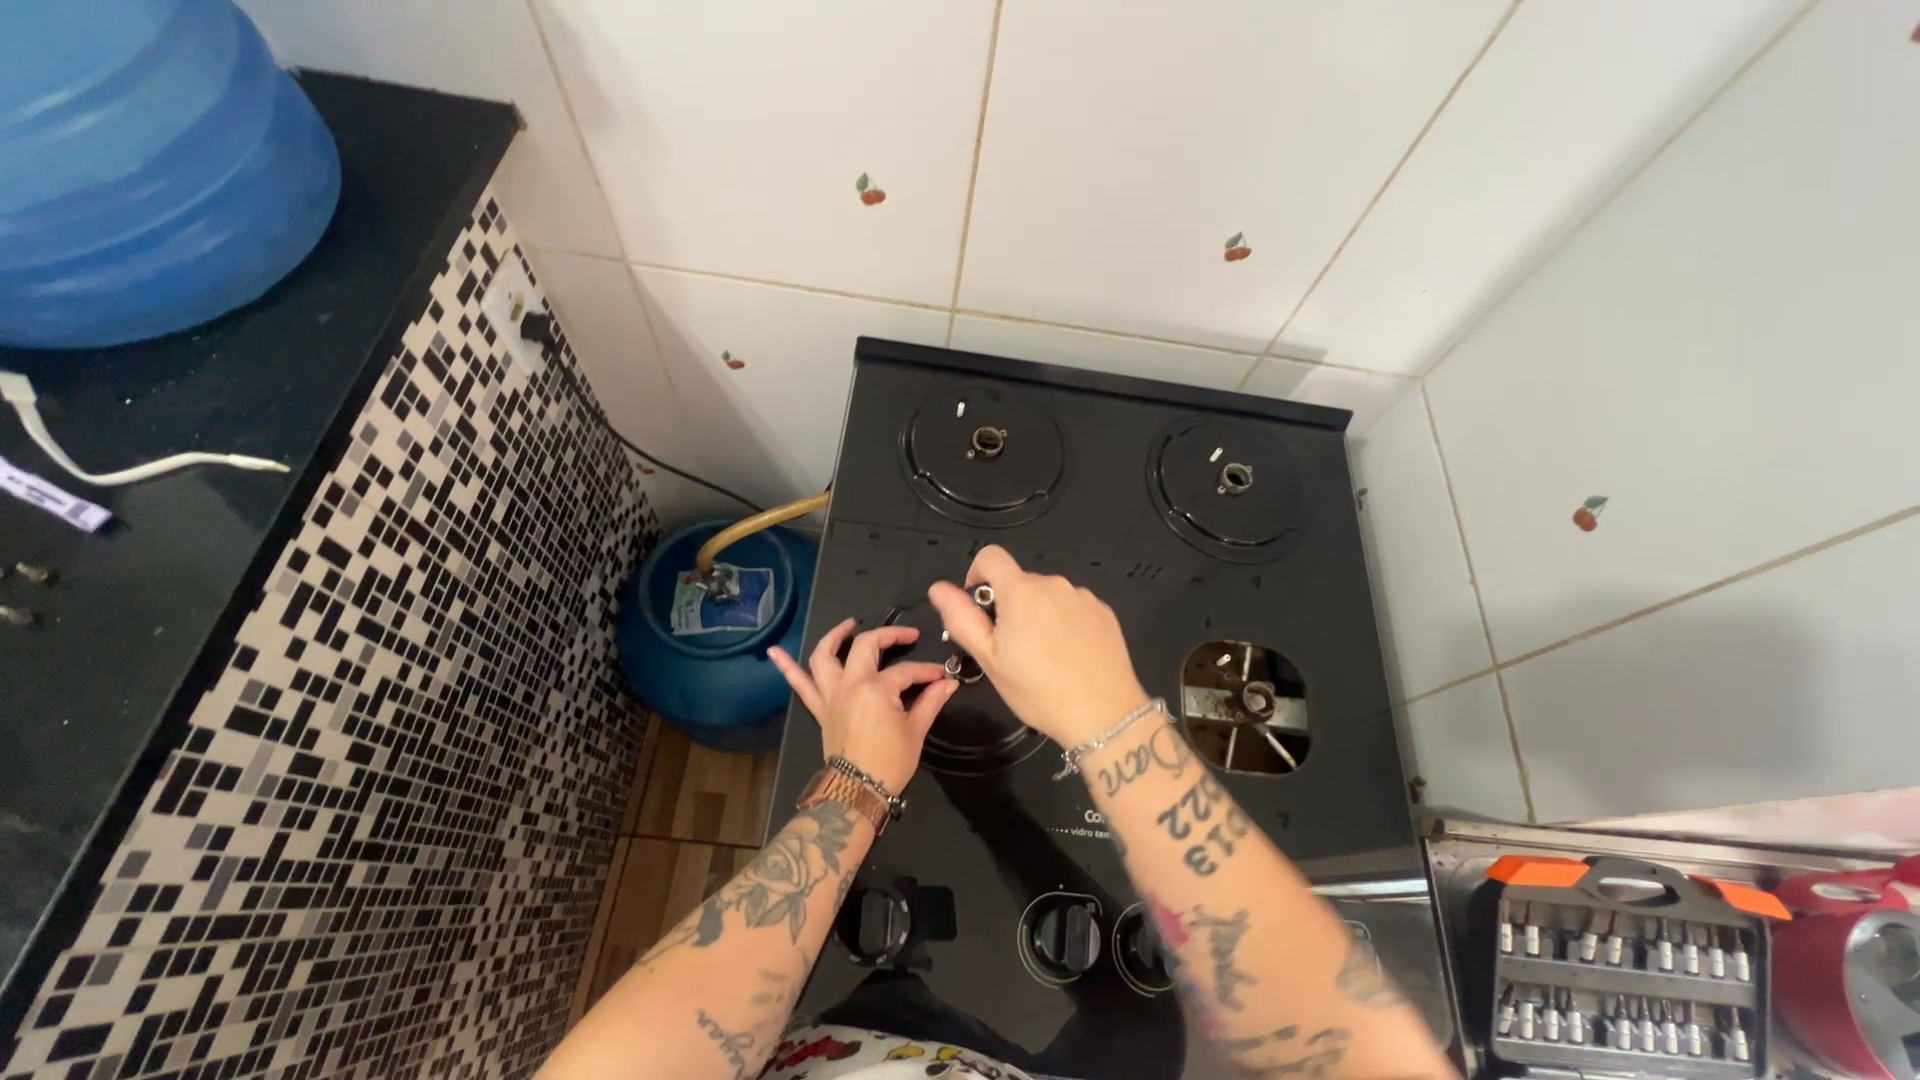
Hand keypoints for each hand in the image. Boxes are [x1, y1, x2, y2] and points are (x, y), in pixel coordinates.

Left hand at [768, 619, 957, 794]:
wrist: (857, 790)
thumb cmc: (890, 763)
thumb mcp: (916, 730)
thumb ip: (931, 700)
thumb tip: (948, 682)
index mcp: (877, 689)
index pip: (907, 671)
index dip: (927, 672)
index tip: (942, 676)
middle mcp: (850, 684)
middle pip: (866, 646)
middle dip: (889, 635)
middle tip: (906, 635)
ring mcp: (830, 694)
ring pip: (825, 656)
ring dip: (834, 636)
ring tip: (848, 625)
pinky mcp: (819, 708)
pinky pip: (799, 684)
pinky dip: (786, 667)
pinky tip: (774, 651)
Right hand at [927, 546, 1148, 747]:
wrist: (1104, 715)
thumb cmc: (1038, 690)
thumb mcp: (989, 659)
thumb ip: (961, 617)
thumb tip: (938, 588)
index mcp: (1022, 591)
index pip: (990, 556)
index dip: (976, 575)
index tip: (979, 609)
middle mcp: (1054, 584)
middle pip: (1020, 582)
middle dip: (1009, 606)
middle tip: (1011, 649)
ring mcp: (1083, 597)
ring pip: (1047, 596)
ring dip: (1037, 615)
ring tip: (1043, 657)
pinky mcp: (1104, 612)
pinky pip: (1073, 607)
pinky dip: (1064, 623)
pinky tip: (1068, 656)